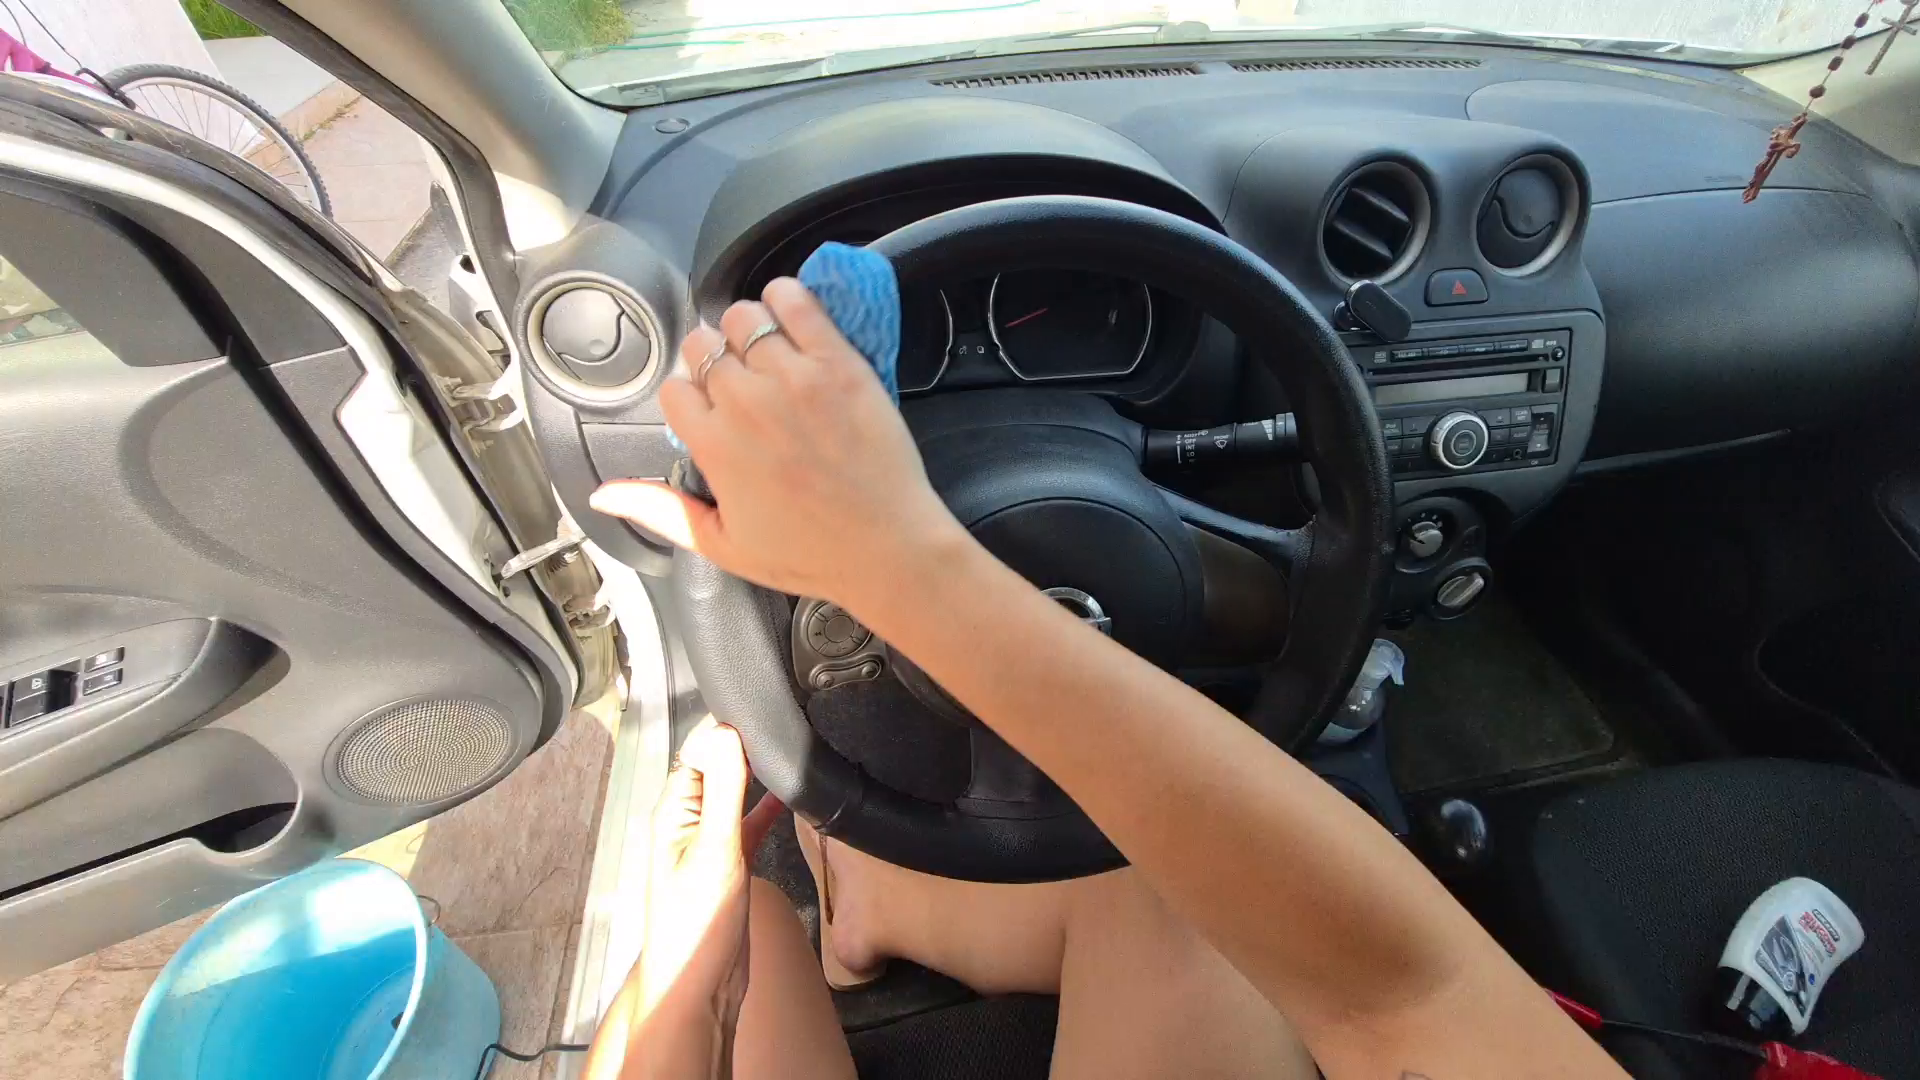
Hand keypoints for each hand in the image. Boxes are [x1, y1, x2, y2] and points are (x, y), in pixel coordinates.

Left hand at [585, 719, 782, 1079]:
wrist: (700, 989)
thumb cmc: (696, 926)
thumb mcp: (714, 848)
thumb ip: (722, 789)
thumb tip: (725, 731)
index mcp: (674, 814)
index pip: (698, 753)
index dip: (727, 730)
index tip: (759, 708)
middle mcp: (688, 824)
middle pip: (717, 770)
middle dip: (743, 748)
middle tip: (779, 725)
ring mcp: (709, 845)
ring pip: (734, 795)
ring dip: (755, 776)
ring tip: (785, 751)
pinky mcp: (729, 864)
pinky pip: (748, 823)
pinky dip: (765, 809)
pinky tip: (786, 798)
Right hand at [588, 278, 969, 612]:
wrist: (888, 548)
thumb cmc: (811, 554)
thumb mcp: (724, 546)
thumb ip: (662, 511)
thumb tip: (604, 493)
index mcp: (713, 445)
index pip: (674, 388)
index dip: (692, 396)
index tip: (715, 409)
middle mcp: (745, 404)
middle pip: (704, 345)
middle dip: (716, 359)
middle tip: (746, 380)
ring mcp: (793, 379)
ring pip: (746, 318)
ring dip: (750, 329)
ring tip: (770, 352)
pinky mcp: (839, 365)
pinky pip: (799, 304)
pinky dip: (788, 298)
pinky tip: (791, 312)